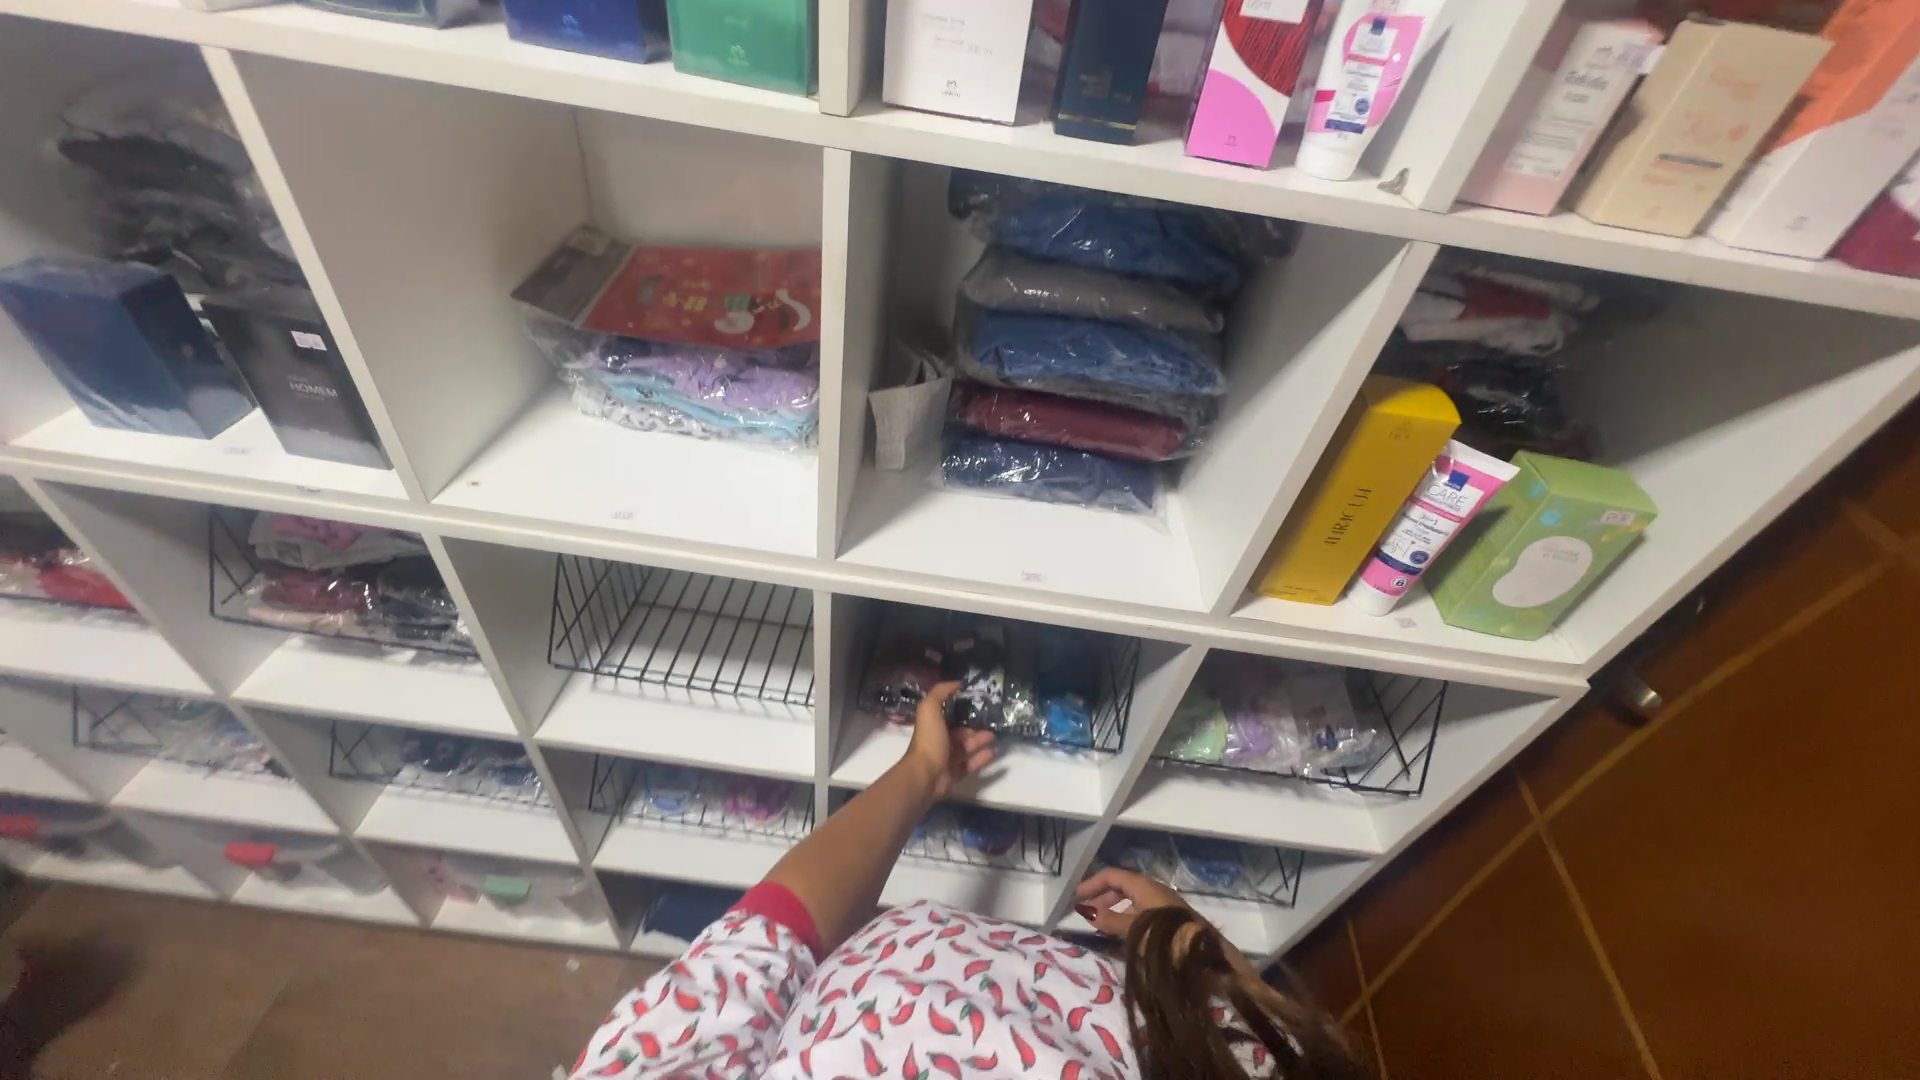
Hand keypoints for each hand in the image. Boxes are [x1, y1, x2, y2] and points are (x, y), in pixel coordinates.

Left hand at [904, 682, 995, 799]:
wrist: (926, 775)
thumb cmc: (929, 740)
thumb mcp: (930, 708)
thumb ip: (941, 692)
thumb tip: (957, 683)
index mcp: (933, 724)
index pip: (948, 712)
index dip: (961, 705)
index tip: (979, 699)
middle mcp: (939, 740)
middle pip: (960, 730)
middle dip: (974, 725)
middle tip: (991, 719)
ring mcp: (947, 758)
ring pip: (966, 747)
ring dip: (980, 740)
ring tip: (994, 735)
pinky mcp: (955, 773)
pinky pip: (970, 764)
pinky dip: (982, 758)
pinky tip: (993, 751)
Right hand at [1073, 867, 1189, 937]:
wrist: (1207, 955)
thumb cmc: (1168, 935)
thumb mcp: (1135, 928)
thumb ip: (1110, 920)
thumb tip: (1086, 911)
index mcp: (1143, 884)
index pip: (1111, 876)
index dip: (1092, 884)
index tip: (1076, 897)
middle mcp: (1152, 889)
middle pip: (1120, 887)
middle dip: (1101, 898)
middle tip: (1086, 914)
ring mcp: (1161, 904)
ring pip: (1130, 901)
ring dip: (1113, 911)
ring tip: (1100, 927)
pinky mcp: (1168, 920)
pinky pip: (1139, 913)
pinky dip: (1126, 920)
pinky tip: (1122, 937)